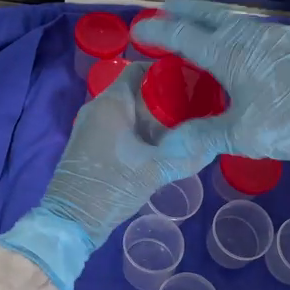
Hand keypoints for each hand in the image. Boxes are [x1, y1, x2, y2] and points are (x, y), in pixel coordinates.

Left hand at [0, 63, 216, 289]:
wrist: (71, 220)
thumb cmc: (111, 187)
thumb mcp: (156, 169)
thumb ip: (189, 151)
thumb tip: (217, 139)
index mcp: (111, 102)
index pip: (141, 69)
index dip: (169, 71)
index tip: (195, 81)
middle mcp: (98, 106)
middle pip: (138, 90)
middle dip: (167, 97)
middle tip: (198, 107)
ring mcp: (92, 125)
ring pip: (130, 110)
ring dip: (155, 116)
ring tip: (187, 126)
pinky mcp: (91, 143)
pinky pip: (121, 125)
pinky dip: (141, 130)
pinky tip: (163, 145)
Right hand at [133, 0, 289, 193]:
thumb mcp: (244, 136)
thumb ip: (202, 136)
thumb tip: (166, 148)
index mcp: (229, 52)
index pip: (183, 36)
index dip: (157, 32)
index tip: (138, 29)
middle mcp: (250, 35)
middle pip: (209, 15)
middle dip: (184, 12)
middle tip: (166, 10)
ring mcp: (278, 36)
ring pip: (235, 21)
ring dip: (212, 21)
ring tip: (200, 28)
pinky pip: (256, 30)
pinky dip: (237, 32)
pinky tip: (244, 47)